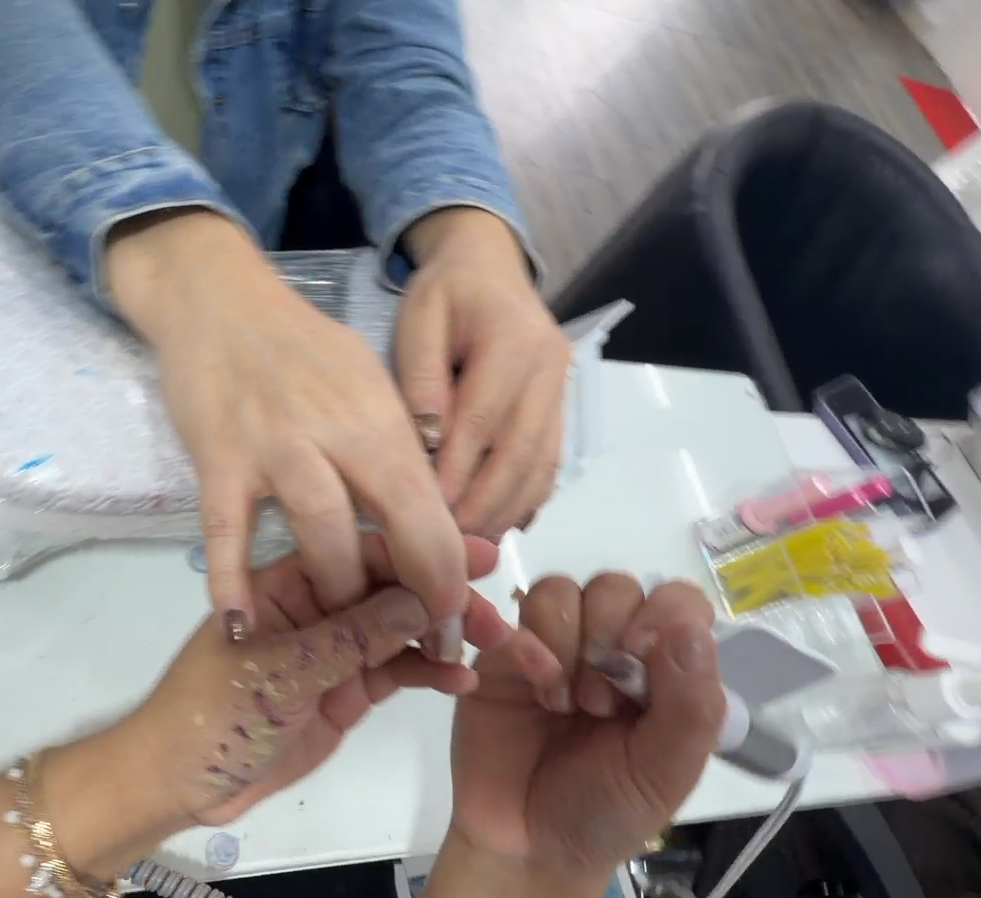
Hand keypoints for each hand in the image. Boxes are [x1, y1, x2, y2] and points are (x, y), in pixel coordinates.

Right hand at [106, 209, 466, 657]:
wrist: (218, 301)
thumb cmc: (301, 347)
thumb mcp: (367, 384)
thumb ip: (396, 449)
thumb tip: (431, 513)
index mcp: (382, 419)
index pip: (433, 509)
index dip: (452, 575)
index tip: (460, 623)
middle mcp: (338, 435)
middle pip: (391, 529)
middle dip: (414, 600)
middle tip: (424, 652)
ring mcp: (274, 449)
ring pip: (319, 535)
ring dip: (336, 596)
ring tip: (341, 640)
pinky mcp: (218, 460)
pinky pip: (225, 531)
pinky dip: (230, 581)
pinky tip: (238, 627)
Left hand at [122, 535, 513, 826]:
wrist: (182, 782)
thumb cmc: (213, 714)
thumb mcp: (282, 671)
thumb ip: (351, 636)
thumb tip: (423, 598)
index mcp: (287, 583)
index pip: (358, 553)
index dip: (416, 552)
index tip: (474, 555)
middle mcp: (317, 608)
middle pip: (388, 590)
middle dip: (441, 597)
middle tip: (496, 608)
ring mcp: (333, 651)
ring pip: (397, 632)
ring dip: (441, 636)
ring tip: (494, 644)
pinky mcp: (345, 691)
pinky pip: (391, 673)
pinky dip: (424, 674)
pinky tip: (459, 679)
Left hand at [397, 208, 573, 537]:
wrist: (488, 269)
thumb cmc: (444, 294)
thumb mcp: (419, 318)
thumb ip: (421, 373)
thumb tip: (425, 436)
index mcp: (513, 341)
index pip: (484, 419)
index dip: (457, 469)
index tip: (428, 510)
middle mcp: (549, 370)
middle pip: (520, 451)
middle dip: (484, 502)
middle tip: (449, 542)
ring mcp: (561, 391)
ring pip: (541, 464)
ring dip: (507, 509)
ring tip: (471, 544)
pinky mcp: (559, 409)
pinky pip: (549, 462)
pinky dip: (525, 498)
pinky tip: (499, 524)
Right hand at [449, 574, 722, 876]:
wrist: (528, 845)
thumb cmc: (607, 810)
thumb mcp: (668, 769)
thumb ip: (691, 703)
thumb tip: (689, 628)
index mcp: (659, 670)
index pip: (673, 600)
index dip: (663, 614)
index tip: (647, 659)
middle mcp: (605, 648)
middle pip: (613, 586)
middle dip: (610, 635)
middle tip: (604, 703)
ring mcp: (548, 649)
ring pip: (559, 590)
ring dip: (568, 642)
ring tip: (567, 703)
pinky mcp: (500, 658)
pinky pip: (511, 620)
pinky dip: (529, 650)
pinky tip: (538, 695)